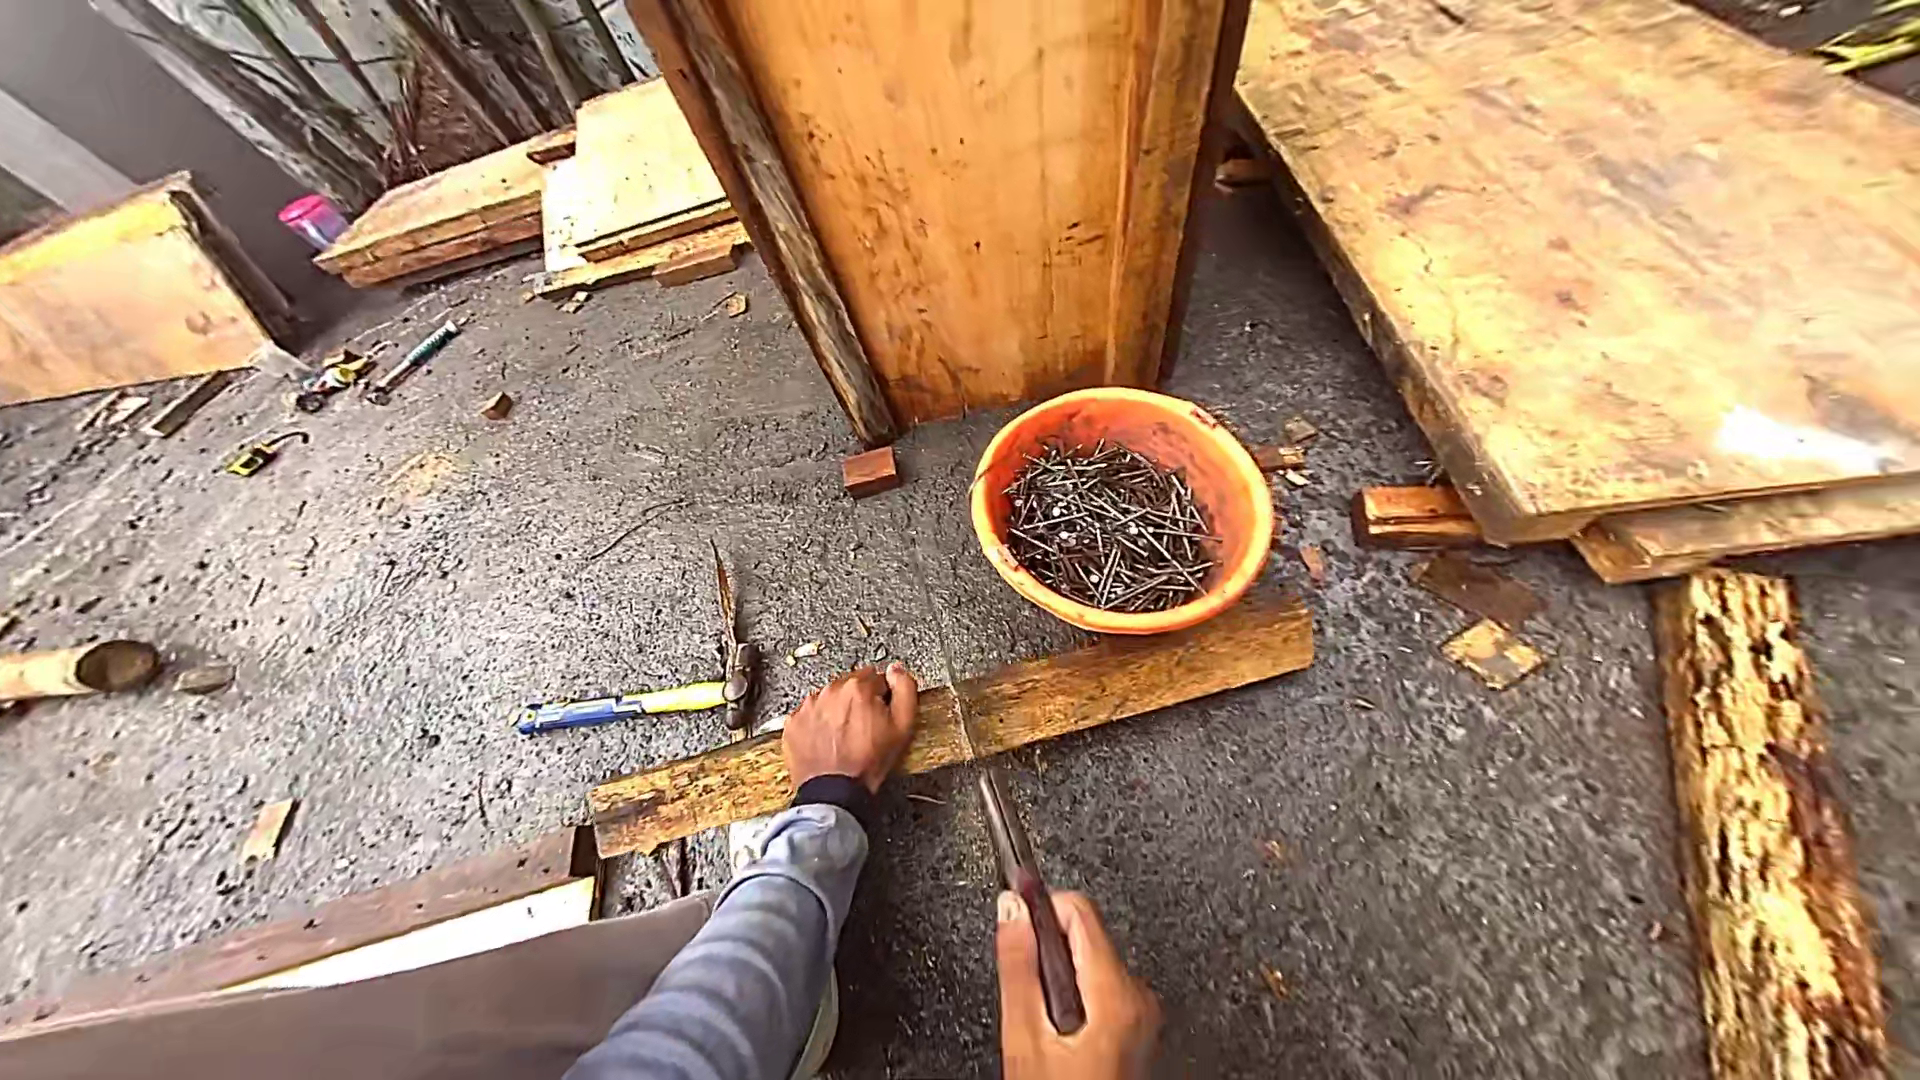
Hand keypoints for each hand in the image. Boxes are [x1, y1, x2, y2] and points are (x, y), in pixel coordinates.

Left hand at [783, 663, 917, 793]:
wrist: (834, 792)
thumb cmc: (867, 762)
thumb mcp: (903, 726)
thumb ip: (905, 689)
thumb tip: (896, 670)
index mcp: (857, 688)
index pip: (875, 678)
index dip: (880, 697)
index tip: (879, 715)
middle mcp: (830, 691)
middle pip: (850, 686)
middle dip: (857, 702)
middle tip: (863, 728)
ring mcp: (809, 706)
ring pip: (829, 699)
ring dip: (837, 711)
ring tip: (844, 737)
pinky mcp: (794, 722)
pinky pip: (810, 714)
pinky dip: (818, 723)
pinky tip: (828, 740)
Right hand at [998, 890, 1159, 1079]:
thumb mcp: (1025, 1038)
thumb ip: (1018, 965)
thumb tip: (1011, 906)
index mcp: (1116, 991)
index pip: (1078, 908)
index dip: (1041, 909)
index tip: (1017, 919)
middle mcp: (1138, 996)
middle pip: (1085, 932)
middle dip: (1049, 950)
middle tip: (1029, 992)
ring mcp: (1141, 1013)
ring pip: (1089, 957)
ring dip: (1060, 973)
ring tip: (1044, 1022)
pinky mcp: (1136, 1026)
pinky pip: (1099, 983)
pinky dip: (1074, 991)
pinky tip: (1060, 1031)